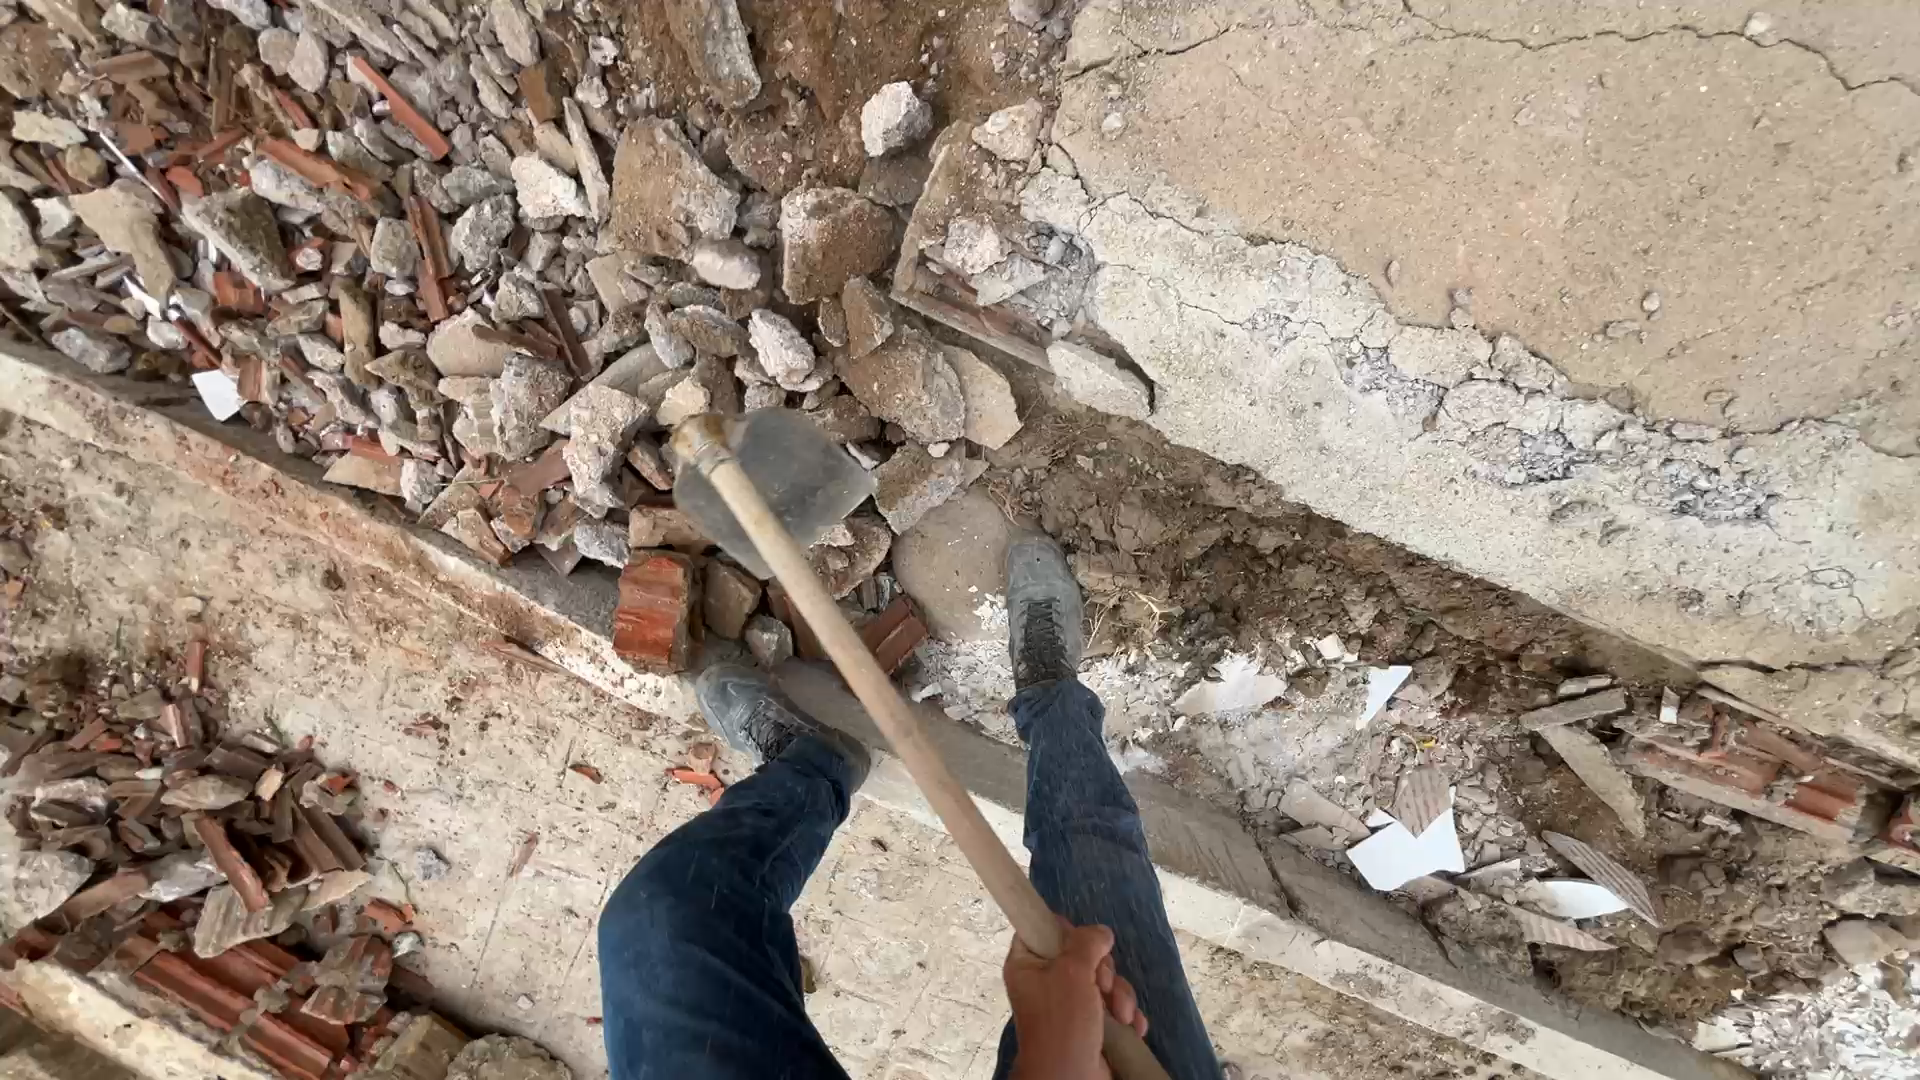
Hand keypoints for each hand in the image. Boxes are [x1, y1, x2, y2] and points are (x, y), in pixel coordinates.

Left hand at [1003, 919, 1148, 1079]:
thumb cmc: (1062, 1022)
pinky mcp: (1092, 1025)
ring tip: (1120, 1015)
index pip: (1042, 929)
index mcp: (1028, 963)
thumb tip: (1102, 932)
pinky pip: (1114, 1006)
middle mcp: (1047, 980)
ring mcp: (1071, 1004)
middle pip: (1081, 954)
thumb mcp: (1072, 971)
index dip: (1065, 930)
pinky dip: (1126, 1015)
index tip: (1082, 942)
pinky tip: (1131, 1026)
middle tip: (1103, 986)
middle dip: (1103, 970)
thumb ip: (1087, 942)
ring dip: (1119, 995)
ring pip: (1103, 980)